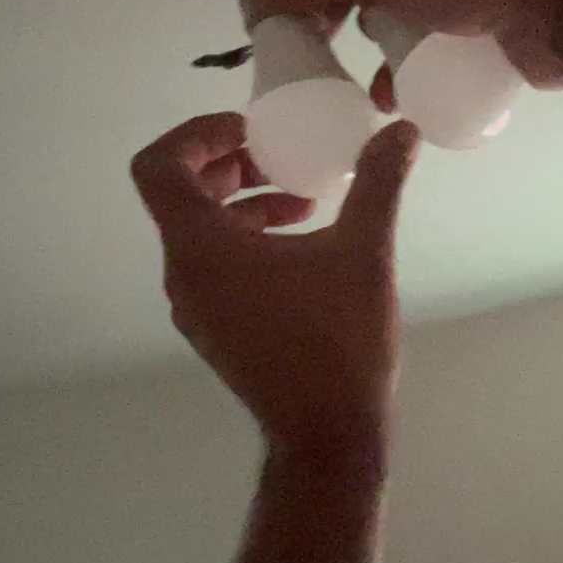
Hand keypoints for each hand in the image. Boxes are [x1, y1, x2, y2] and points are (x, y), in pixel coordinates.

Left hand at [130, 112, 419, 450]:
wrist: (330, 432)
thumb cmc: (340, 340)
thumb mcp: (365, 252)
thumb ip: (379, 184)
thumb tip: (402, 131)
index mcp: (201, 249)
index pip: (160, 166)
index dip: (197, 134)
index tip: (251, 130)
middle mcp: (184, 276)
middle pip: (180, 197)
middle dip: (230, 166)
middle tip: (281, 156)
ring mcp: (196, 309)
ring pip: (200, 234)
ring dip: (244, 205)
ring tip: (304, 202)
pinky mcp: (217, 331)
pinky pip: (216, 267)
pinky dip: (247, 241)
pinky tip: (303, 249)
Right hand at [251, 0, 562, 93]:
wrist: (561, 7)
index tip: (296, 29)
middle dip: (350, 27)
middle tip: (324, 67)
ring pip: (414, 25)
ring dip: (388, 60)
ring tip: (369, 99)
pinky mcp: (498, 27)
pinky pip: (447, 51)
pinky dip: (424, 75)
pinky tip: (405, 105)